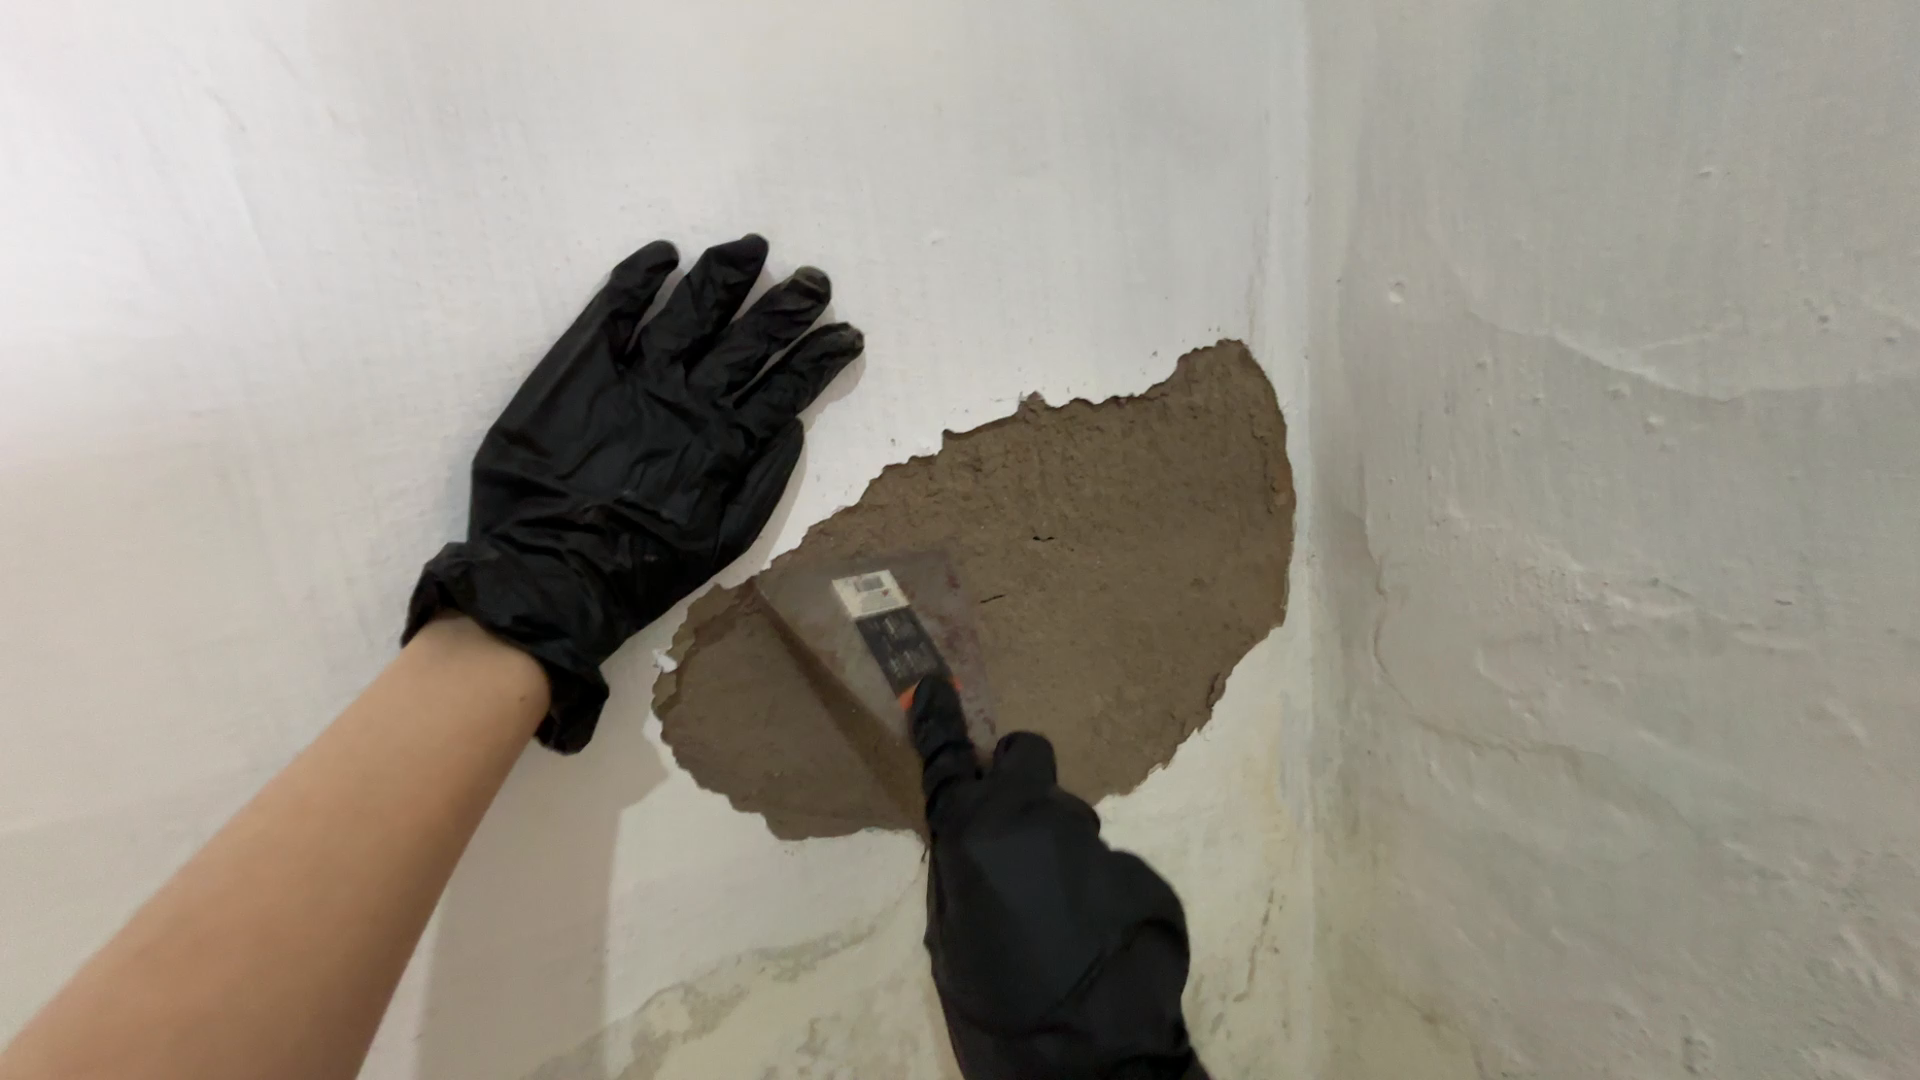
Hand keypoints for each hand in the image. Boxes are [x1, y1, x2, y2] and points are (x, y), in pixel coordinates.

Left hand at [406, 235, 862, 752]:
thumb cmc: (645, 566)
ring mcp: (632, 377)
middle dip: (788, 308)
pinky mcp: (578, 368)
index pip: (787, 388)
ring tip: (752, 248)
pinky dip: (638, 276)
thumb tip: (794, 426)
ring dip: (726, 276)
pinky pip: (612, 308)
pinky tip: (665, 253)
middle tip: (816, 280)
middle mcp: (687, 399)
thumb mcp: (726, 540)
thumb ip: (764, 480)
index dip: (821, 359)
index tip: (848, 334)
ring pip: (690, 311)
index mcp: (725, 443)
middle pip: (748, 340)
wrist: (550, 575)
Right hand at [911, 677, 1207, 1079]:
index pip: (947, 759)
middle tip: (1016, 832)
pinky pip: (1104, 861)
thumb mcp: (947, 934)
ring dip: (1058, 845)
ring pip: (1068, 816)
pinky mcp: (1137, 866)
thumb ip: (959, 866)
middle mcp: (1034, 814)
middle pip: (1028, 755)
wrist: (1087, 1061)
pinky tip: (1095, 933)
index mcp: (974, 832)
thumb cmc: (993, 1003)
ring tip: (1058, 913)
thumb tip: (970, 835)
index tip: (935, 685)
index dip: (938, 721)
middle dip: (1019, 777)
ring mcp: (1092, 836)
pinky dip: (1094, 883)